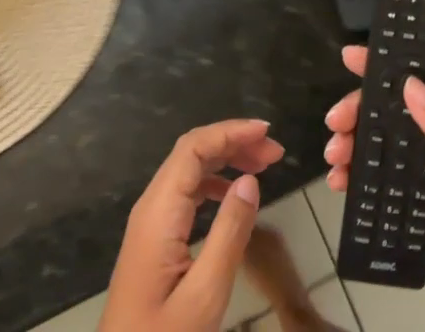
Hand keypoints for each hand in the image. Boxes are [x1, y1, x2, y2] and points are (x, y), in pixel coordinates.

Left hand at [101, 119, 285, 331]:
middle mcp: (150, 206)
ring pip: (188, 170)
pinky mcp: (154, 238)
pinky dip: (213, 182)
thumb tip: (250, 180)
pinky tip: (234, 196)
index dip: (230, 132)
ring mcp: (150, 222)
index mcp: (159, 212)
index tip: (268, 134)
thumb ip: (229, 233)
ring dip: (225, 160)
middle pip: (191, 152)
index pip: (193, 148)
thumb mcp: (205, 292)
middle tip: (275, 152)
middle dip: (233, 142)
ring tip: (263, 168)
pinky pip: (184, 193)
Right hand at [324, 47, 424, 331]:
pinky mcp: (416, 215)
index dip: (390, 71)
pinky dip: (357, 181)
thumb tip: (412, 85)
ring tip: (333, 155)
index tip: (353, 57)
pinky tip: (340, 182)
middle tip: (335, 122)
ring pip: (383, 151)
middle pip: (395, 118)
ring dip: (355, 147)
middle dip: (362, 114)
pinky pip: (380, 188)